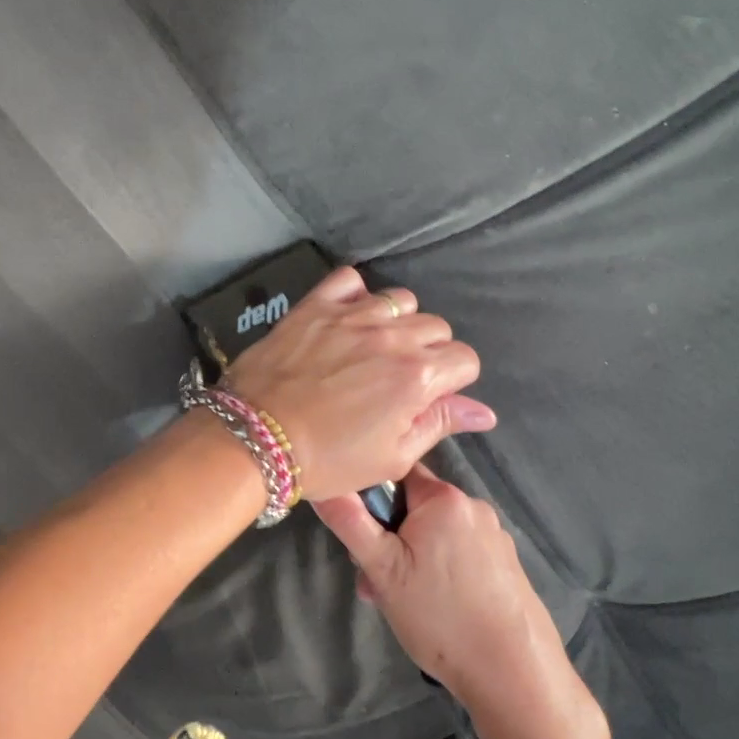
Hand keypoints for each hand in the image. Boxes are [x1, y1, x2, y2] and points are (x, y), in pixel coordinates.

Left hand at [222, 266, 495, 499]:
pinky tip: (345, 317)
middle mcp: (391, 336)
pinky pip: (348, 280)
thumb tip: (483, 412)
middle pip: (435, 326)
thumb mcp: (391, 457)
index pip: (464, 359)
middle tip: (396, 378)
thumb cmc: (326, 458)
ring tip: (372, 347)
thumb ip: (439, 424)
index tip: (428, 396)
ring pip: (398, 299)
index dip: (452, 380)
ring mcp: (350, 316)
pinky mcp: (313, 306)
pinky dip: (354, 293)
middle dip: (427, 350)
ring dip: (396, 320)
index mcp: (417, 376)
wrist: (254, 437)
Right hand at [313, 464, 567, 706]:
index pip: (394, 473)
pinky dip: (437, 572)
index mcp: (444, 498)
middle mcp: (474, 507)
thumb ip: (348, 521)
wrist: (514, 675)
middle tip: (374, 582)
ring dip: (408, 559)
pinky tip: (433, 609)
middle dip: (386, 540)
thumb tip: (319, 484)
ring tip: (399, 602)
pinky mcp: (506, 566)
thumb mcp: (381, 568)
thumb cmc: (440, 615)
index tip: (359, 536)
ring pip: (433, 535)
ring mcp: (494, 537)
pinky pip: (456, 554)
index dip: (367, 499)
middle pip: (412, 508)